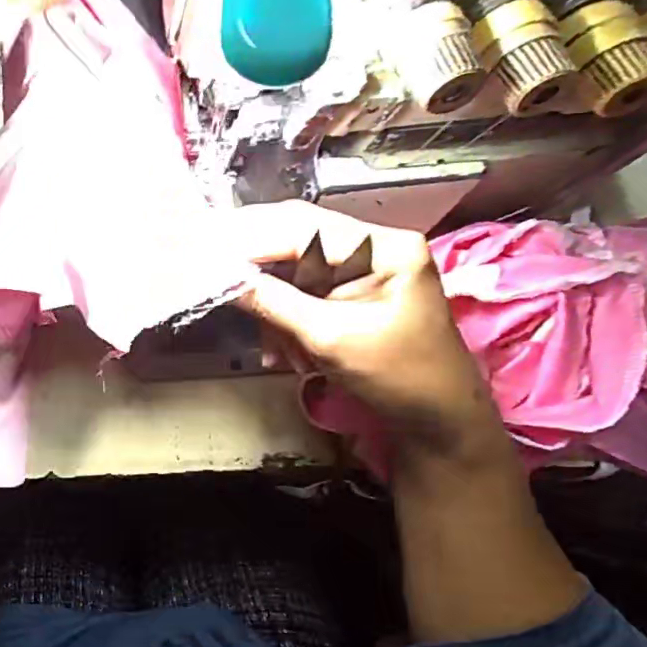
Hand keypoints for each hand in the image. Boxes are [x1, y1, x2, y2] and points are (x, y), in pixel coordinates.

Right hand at [225, 201, 507, 458]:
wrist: (438, 417)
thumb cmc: (398, 376)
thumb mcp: (330, 338)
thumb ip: (274, 303)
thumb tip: (226, 278)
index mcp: (383, 247)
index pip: (303, 228)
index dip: (251, 241)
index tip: (209, 256)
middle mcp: (372, 246)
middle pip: (295, 239)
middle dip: (256, 268)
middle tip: (212, 276)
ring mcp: (361, 269)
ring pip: (292, 269)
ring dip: (271, 307)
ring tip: (272, 349)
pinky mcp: (350, 292)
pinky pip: (302, 292)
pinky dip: (285, 319)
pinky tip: (284, 352)